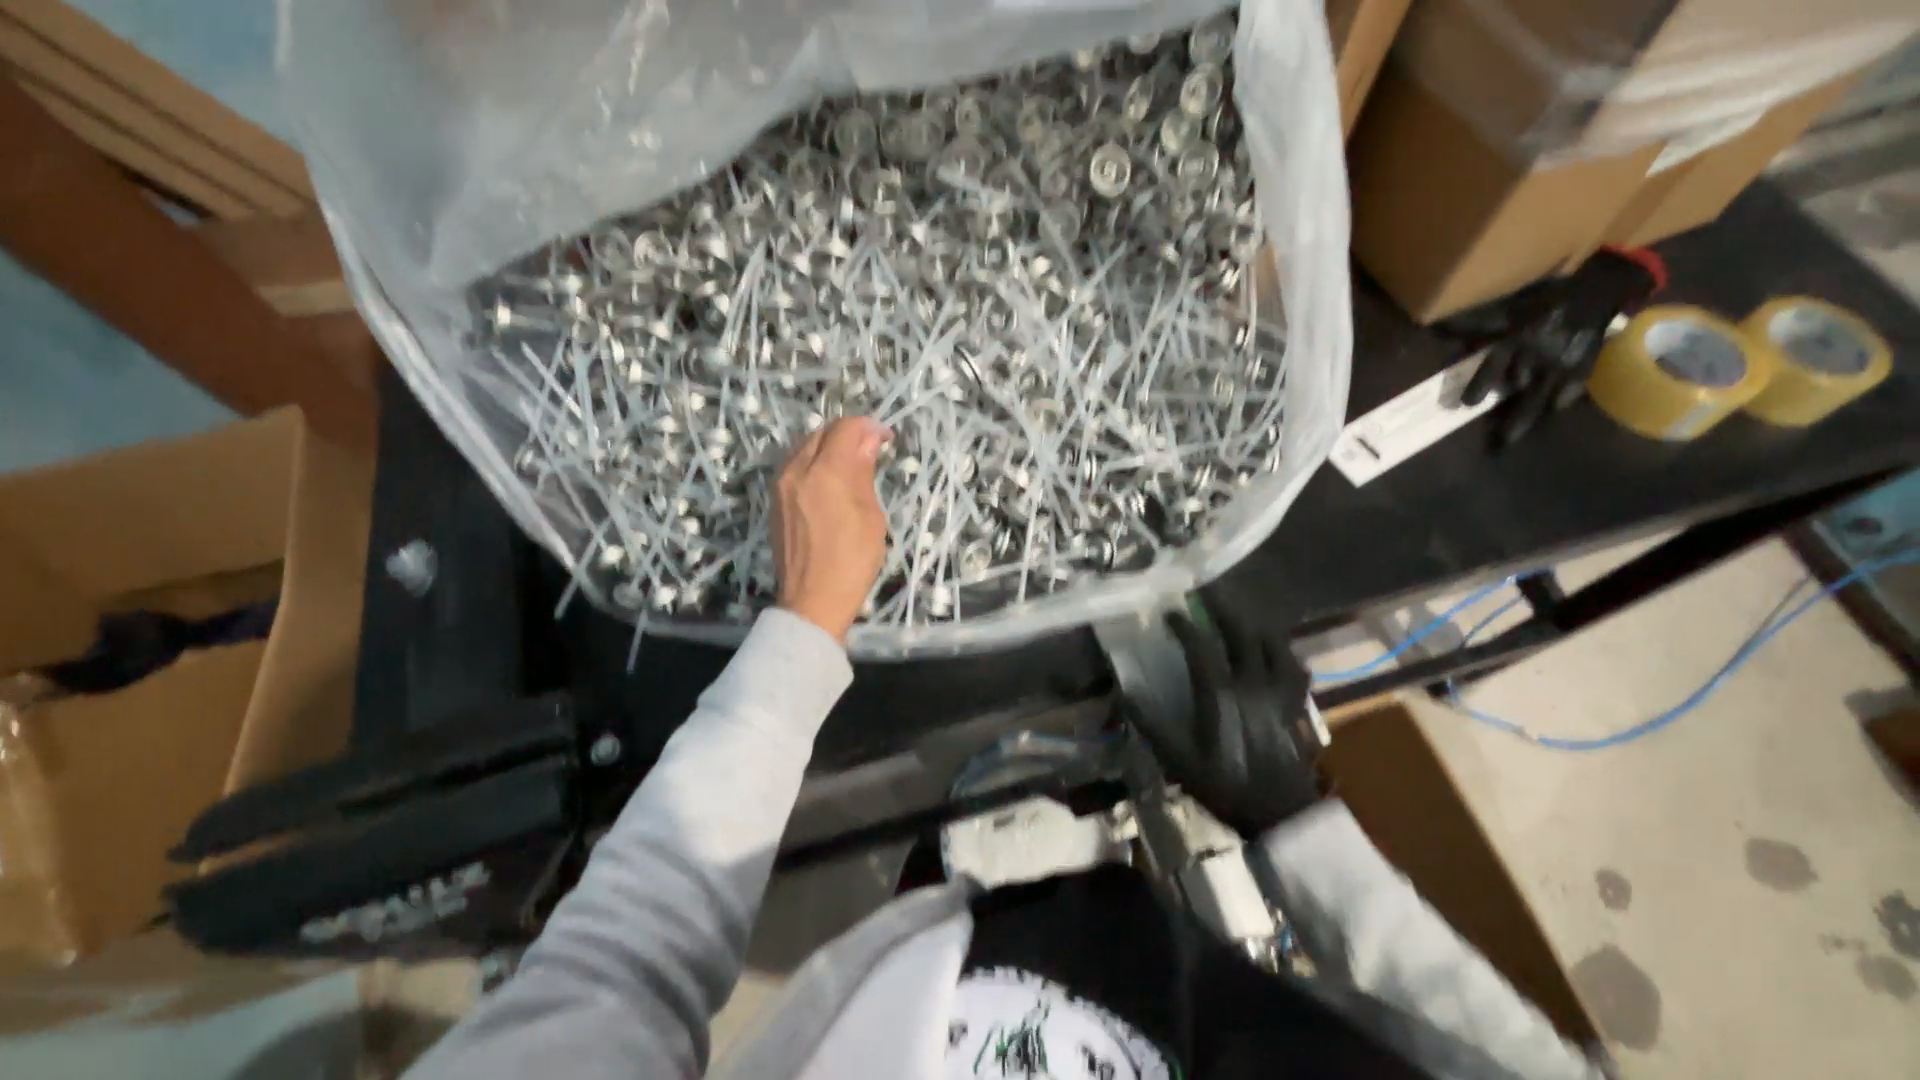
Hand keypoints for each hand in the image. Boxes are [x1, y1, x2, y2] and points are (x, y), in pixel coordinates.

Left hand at [772, 417, 890, 642]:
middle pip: (821, 433)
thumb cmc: (852, 561)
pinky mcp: (774, 502)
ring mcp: (780, 486)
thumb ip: (864, 474)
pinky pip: (794, 468)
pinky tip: (830, 483)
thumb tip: (868, 442)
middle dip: (847, 435)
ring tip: (851, 466)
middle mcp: (796, 471)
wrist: (812, 600)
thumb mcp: (870, 516)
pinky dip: (814, 464)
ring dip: (828, 448)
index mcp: (825, 472)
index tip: (886, 439)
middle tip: (870, 451)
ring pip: (804, 448)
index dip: (868, 427)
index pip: (845, 429)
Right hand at [1147, 597, 1323, 836]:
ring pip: (1271, 641)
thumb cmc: (1224, 786)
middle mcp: (1253, 682)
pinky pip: (1293, 665)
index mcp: (1221, 694)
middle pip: (1241, 631)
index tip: (1169, 614)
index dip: (1184, 625)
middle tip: (1206, 591)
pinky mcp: (1297, 702)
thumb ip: (1151, 723)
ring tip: (1237, 612)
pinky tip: (1273, 650)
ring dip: (1252, 622)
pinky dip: (1282, 650)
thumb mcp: (1177, 760)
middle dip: (1222, 607)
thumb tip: (1124, 691)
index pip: (1201, 646)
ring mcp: (1280, 690)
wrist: (1280, 814)